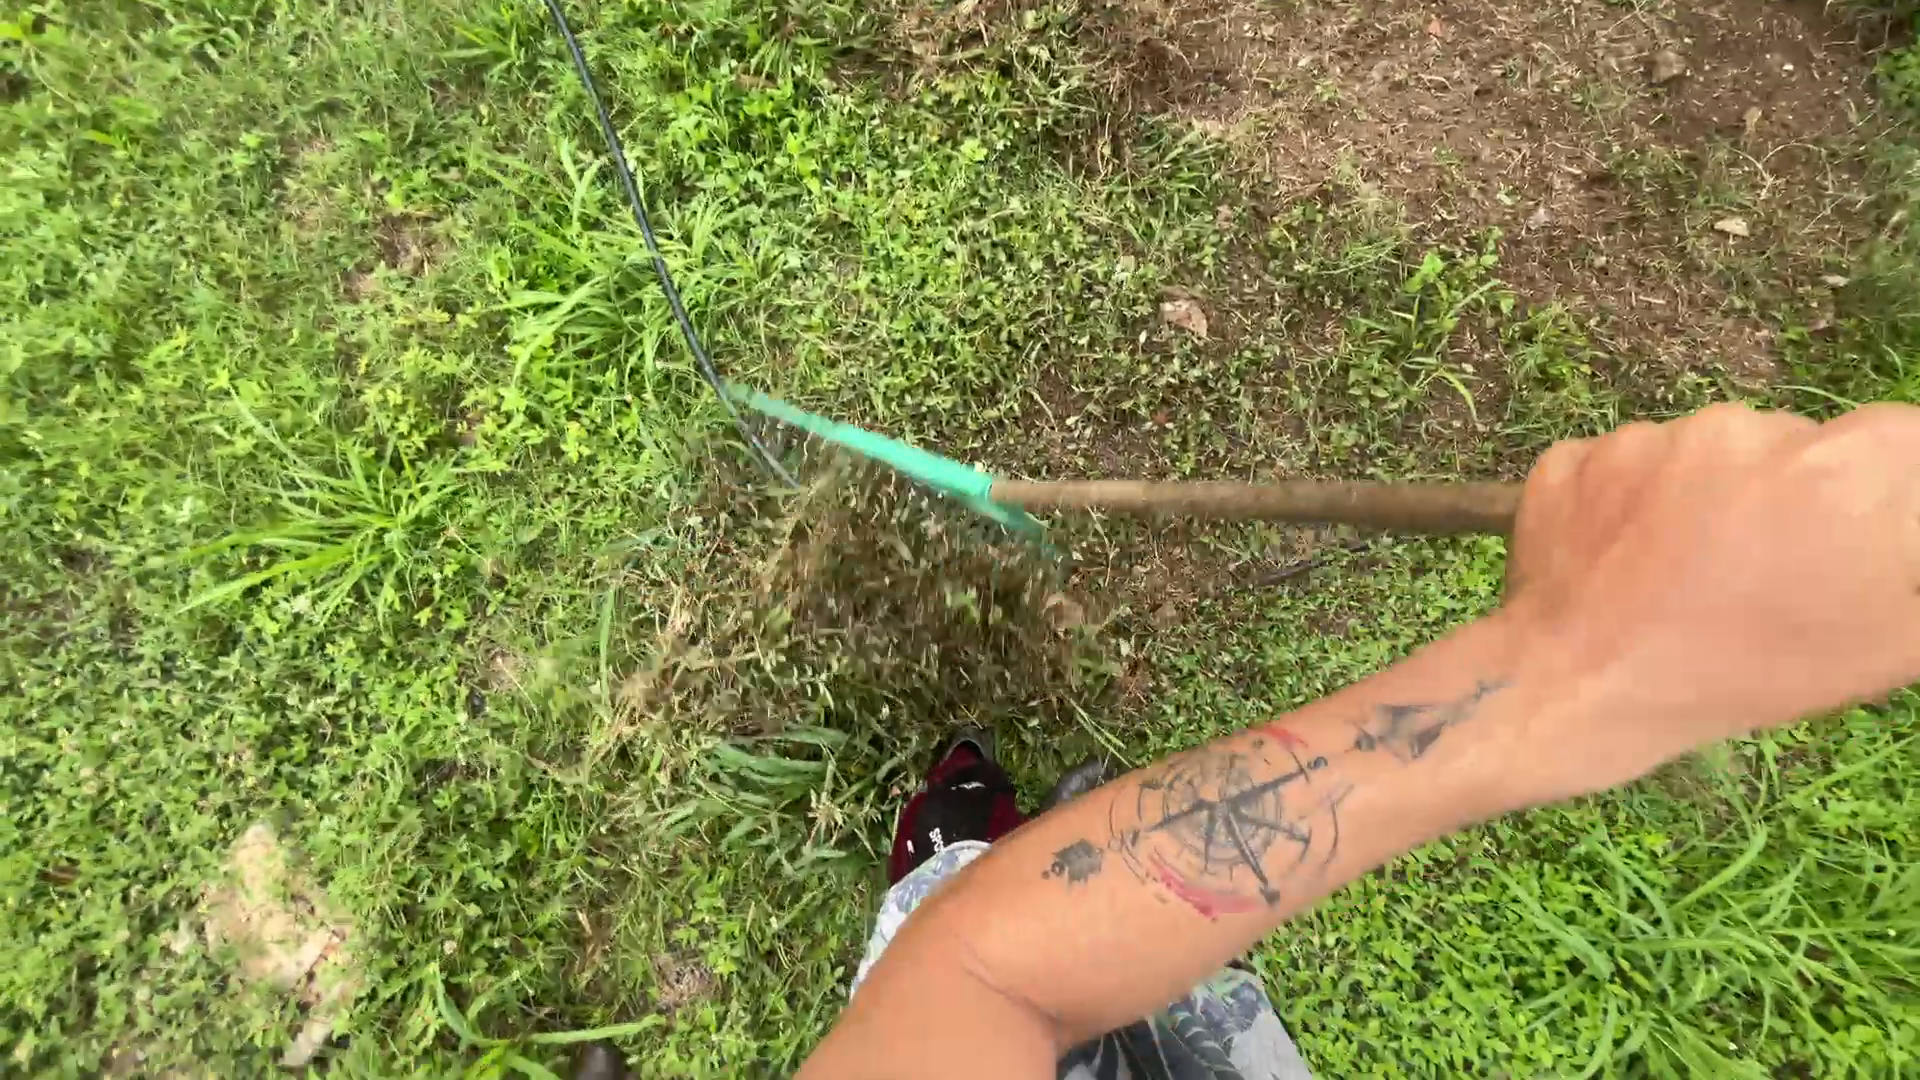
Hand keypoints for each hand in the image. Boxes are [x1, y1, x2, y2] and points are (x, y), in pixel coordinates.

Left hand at [1500, 402, 1919, 797]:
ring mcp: (1635, 442)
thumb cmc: (1749, 666)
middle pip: (1778, 441)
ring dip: (1687, 490)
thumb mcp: (1900, 630)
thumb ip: (1911, 550)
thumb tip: (1890, 520)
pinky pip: (1608, 466)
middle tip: (1742, 556)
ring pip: (1686, 452)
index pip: (1891, 440)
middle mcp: (1736, 431)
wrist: (1585, 676)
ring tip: (1668, 560)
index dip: (1867, 489)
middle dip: (1771, 488)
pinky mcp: (1565, 460)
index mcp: (1846, 463)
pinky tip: (1611, 549)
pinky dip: (1612, 498)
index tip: (1836, 529)